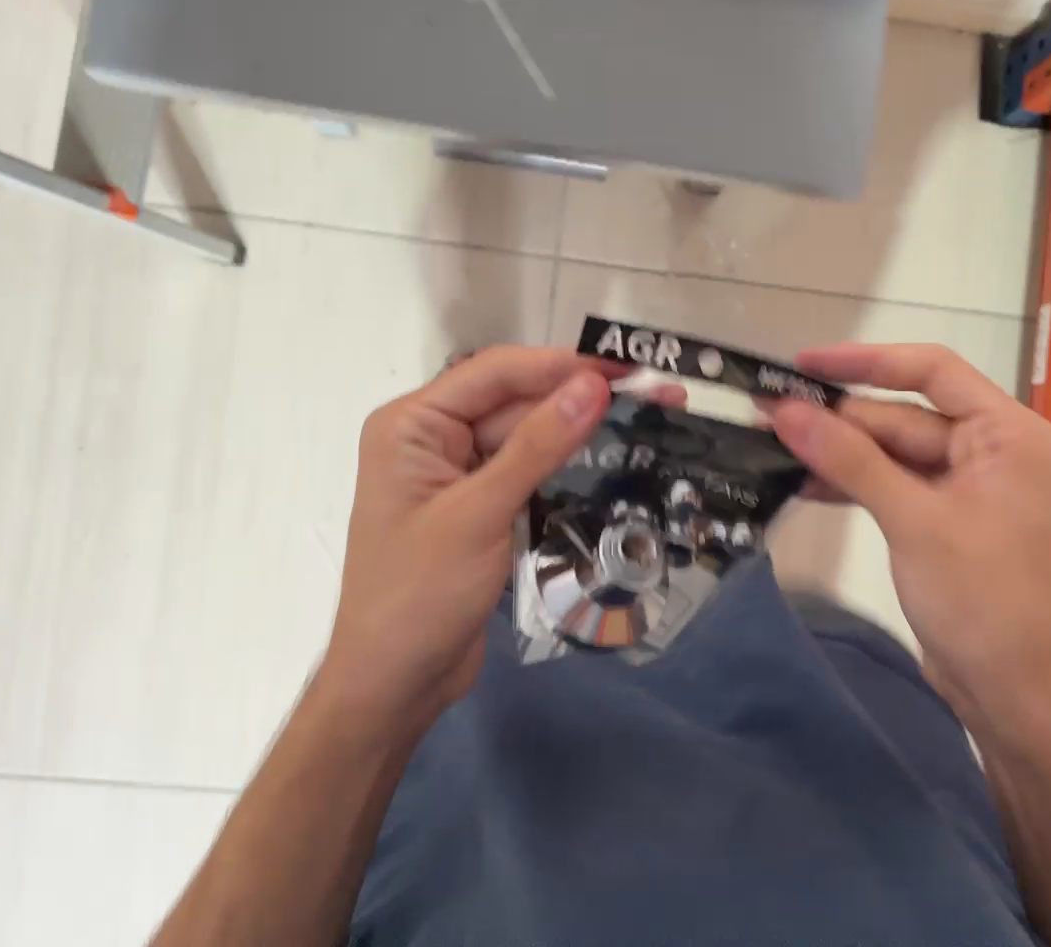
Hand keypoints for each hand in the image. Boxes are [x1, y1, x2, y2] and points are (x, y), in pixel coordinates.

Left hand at [320, 347, 621, 719]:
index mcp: (412, 424)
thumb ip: (538, 445)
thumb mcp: (481, 513)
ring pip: (526, 436)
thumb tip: (593, 385)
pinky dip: (564, 465)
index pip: (495, 374)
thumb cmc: (421, 593)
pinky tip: (608, 458)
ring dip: (578, 430)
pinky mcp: (481, 508)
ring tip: (645, 418)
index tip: (625, 367)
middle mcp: (433, 439)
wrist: (395, 684)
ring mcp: (458, 475)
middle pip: (515, 402)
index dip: (562, 365)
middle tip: (655, 394)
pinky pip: (526, 471)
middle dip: (579, 398)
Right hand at [765, 343, 1050, 722]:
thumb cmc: (979, 598)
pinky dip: (852, 485)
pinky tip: (804, 485)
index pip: (931, 370)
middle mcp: (989, 448)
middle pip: (903, 415)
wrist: (1009, 691)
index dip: (865, 361)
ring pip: (890, 451)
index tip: (803, 365)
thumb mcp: (912, 520)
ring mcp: (965, 485)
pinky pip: (891, 484)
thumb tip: (785, 411)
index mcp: (1006, 432)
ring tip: (775, 448)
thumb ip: (849, 459)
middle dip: (839, 420)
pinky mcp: (942, 518)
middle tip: (770, 416)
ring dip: (838, 453)